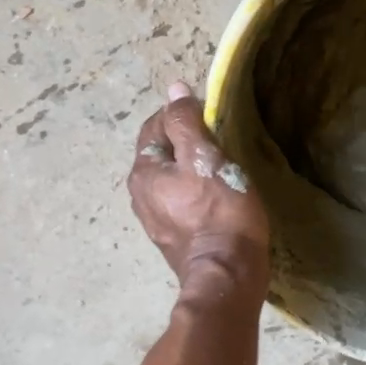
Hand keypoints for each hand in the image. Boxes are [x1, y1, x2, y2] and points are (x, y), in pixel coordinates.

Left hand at [128, 82, 269, 292]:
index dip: (181, 115)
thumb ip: (187, 123)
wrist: (226, 275)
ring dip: (189, 169)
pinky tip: (214, 198)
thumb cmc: (220, 211)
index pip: (155, 126)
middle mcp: (139, 194)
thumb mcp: (207, 158)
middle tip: (218, 143)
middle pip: (160, 154)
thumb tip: (174, 90)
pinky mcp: (171, 239)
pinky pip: (178, 203)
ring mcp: (154, 220)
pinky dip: (193, 192)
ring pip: (169, 179)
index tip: (212, 119)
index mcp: (143, 171)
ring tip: (219, 170)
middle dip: (184, 142)